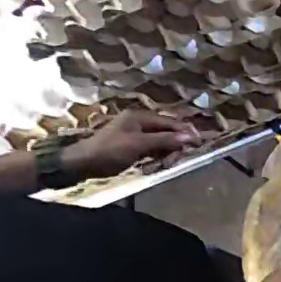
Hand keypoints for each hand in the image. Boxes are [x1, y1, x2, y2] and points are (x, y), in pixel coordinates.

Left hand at [61, 110, 201, 178]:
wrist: (80, 164)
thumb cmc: (110, 151)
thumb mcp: (139, 145)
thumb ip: (166, 139)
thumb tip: (191, 136)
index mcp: (140, 117)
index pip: (171, 122)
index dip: (186, 132)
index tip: (200, 144)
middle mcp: (139, 121)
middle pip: (168, 131)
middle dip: (176, 144)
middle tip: (178, 157)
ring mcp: (135, 133)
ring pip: (162, 140)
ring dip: (167, 151)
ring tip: (166, 163)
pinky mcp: (132, 144)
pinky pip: (153, 148)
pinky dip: (158, 155)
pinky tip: (156, 163)